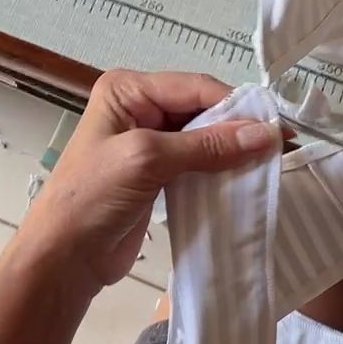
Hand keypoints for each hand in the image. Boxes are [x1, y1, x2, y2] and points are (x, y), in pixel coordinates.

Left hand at [17, 70, 279, 289]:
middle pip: (201, 109)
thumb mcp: (147, 160)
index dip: (236, 105)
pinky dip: (220, 170)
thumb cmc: (92, 197)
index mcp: (127, 90)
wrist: (64, 257)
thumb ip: (206, 146)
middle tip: (278, 146)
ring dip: (232, 150)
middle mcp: (138, 108)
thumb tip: (265, 134)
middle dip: (236, 127)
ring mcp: (149, 142)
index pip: (193, 86)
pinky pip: (198, 163)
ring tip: (269, 164)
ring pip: (203, 137)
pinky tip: (244, 179)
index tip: (276, 127)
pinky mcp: (158, 174)